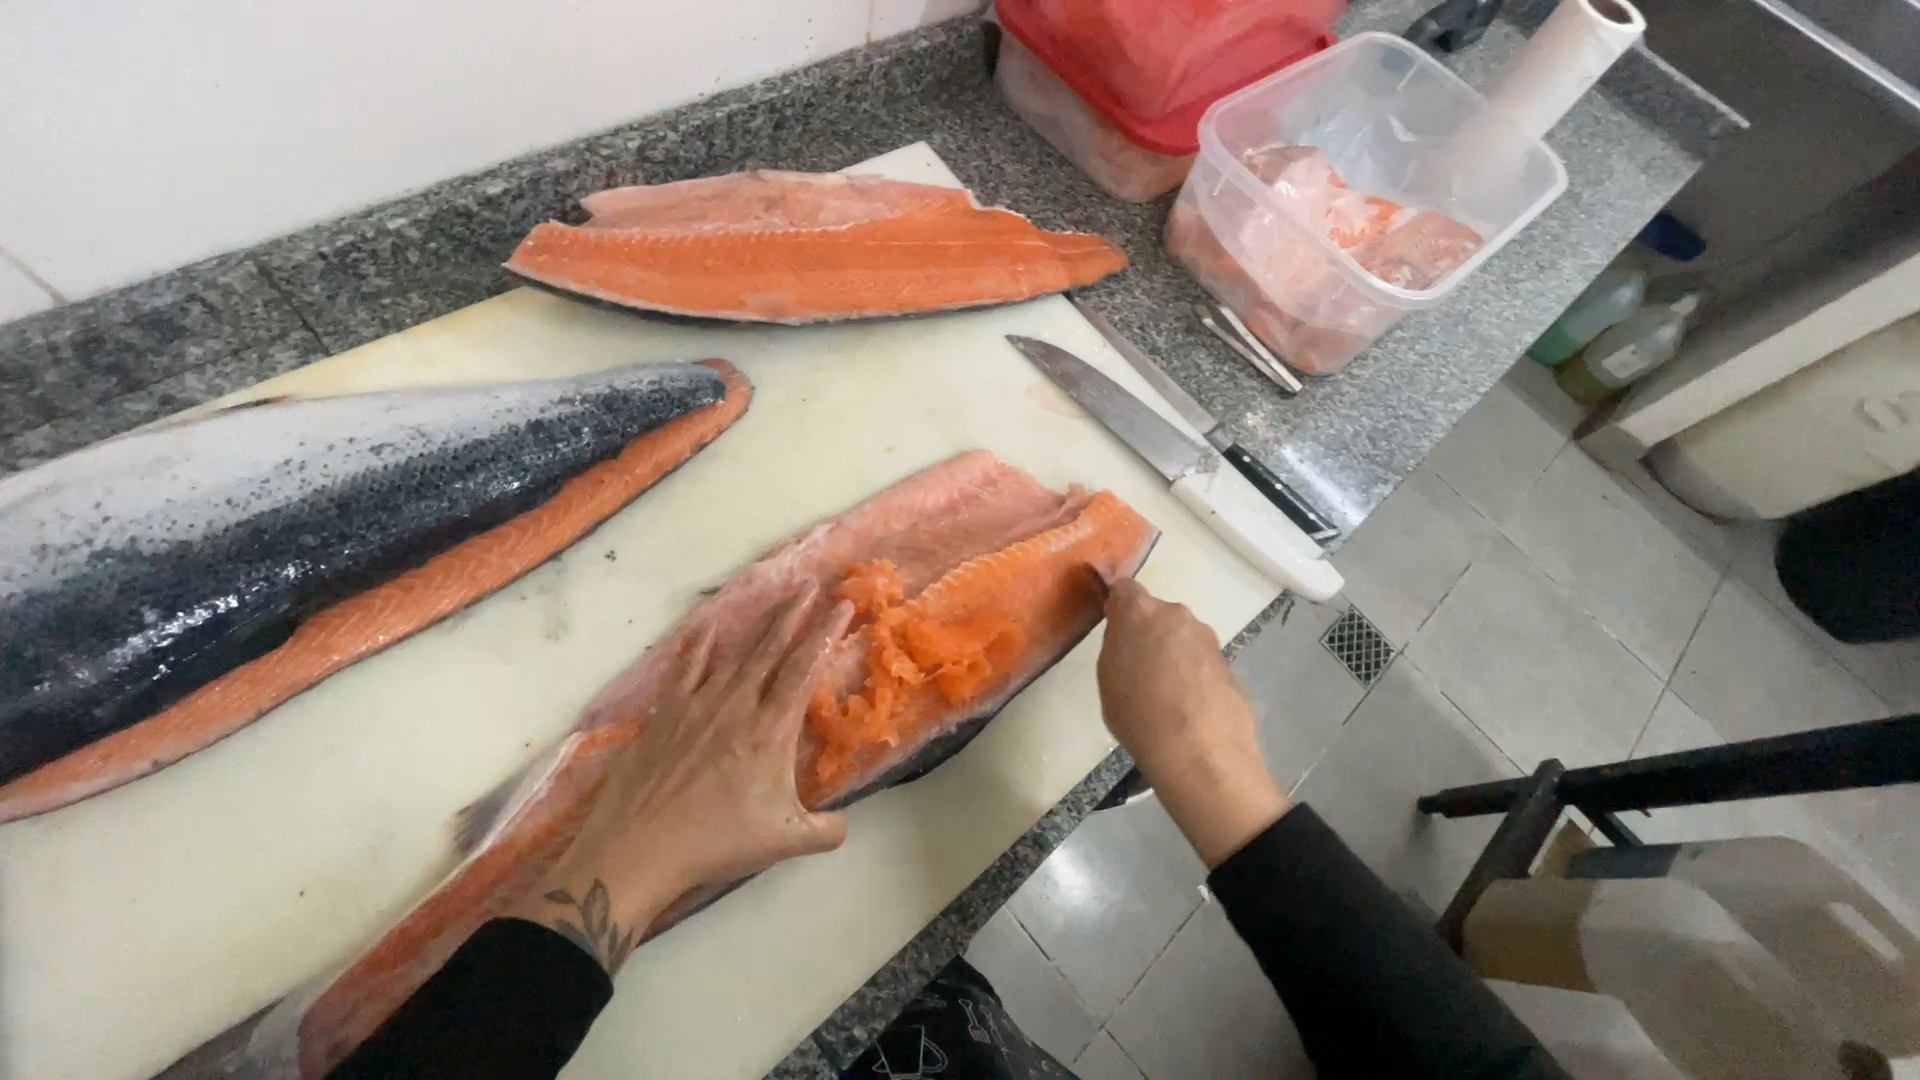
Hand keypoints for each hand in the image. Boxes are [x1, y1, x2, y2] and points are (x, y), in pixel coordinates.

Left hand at [514, 586, 853, 969]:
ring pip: (736, 652)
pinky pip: (685, 668)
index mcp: (770, 729)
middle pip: (772, 647)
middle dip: (795, 613)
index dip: (826, 633)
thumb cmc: (714, 842)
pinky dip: (697, 644)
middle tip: (811, 584)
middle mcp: (737, 704)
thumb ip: (826, 831)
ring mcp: (698, 703)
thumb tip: (845, 823)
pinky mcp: (665, 712)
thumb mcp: (784, 840)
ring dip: (759, 623)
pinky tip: (705, 625)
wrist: (637, 848)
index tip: (842, 605)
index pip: (805, 668)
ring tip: (776, 599)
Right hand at [1097, 578, 1289, 865]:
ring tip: (1164, 693)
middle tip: (1137, 667)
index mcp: (1139, 612)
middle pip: (1156, 614)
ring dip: (1172, 654)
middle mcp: (1177, 615)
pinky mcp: (1229, 663)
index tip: (1114, 625)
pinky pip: (1200, 661)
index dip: (1118, 606)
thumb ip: (1118, 647)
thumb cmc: (1138, 713)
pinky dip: (1193, 675)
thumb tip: (1128, 637)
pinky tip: (1187, 706)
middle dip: (1147, 633)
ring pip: (1181, 637)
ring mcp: (1207, 638)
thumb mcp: (1108, 679)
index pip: (1125, 589)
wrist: (1199, 751)